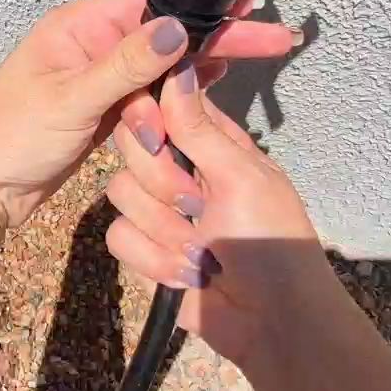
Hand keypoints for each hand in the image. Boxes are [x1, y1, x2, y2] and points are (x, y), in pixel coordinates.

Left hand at [0, 0, 295, 236]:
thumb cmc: (12, 137)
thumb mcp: (70, 98)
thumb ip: (125, 66)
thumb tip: (177, 28)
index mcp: (78, 27)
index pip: (151, 4)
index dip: (202, 4)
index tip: (249, 4)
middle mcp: (91, 45)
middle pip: (164, 34)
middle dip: (216, 36)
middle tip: (274, 38)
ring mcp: (99, 79)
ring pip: (161, 67)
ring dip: (201, 68)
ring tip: (254, 57)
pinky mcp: (104, 110)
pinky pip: (150, 95)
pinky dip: (179, 95)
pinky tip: (212, 87)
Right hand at [102, 61, 342, 368]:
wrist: (272, 325)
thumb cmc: (270, 243)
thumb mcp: (241, 178)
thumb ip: (198, 128)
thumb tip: (176, 65)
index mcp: (210, 143)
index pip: (160, 105)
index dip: (149, 117)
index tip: (157, 138)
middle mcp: (179, 169)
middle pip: (130, 146)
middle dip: (161, 184)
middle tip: (197, 206)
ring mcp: (159, 209)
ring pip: (120, 193)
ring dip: (164, 231)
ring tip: (202, 254)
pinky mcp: (143, 247)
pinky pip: (118, 236)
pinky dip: (153, 260)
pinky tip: (186, 274)